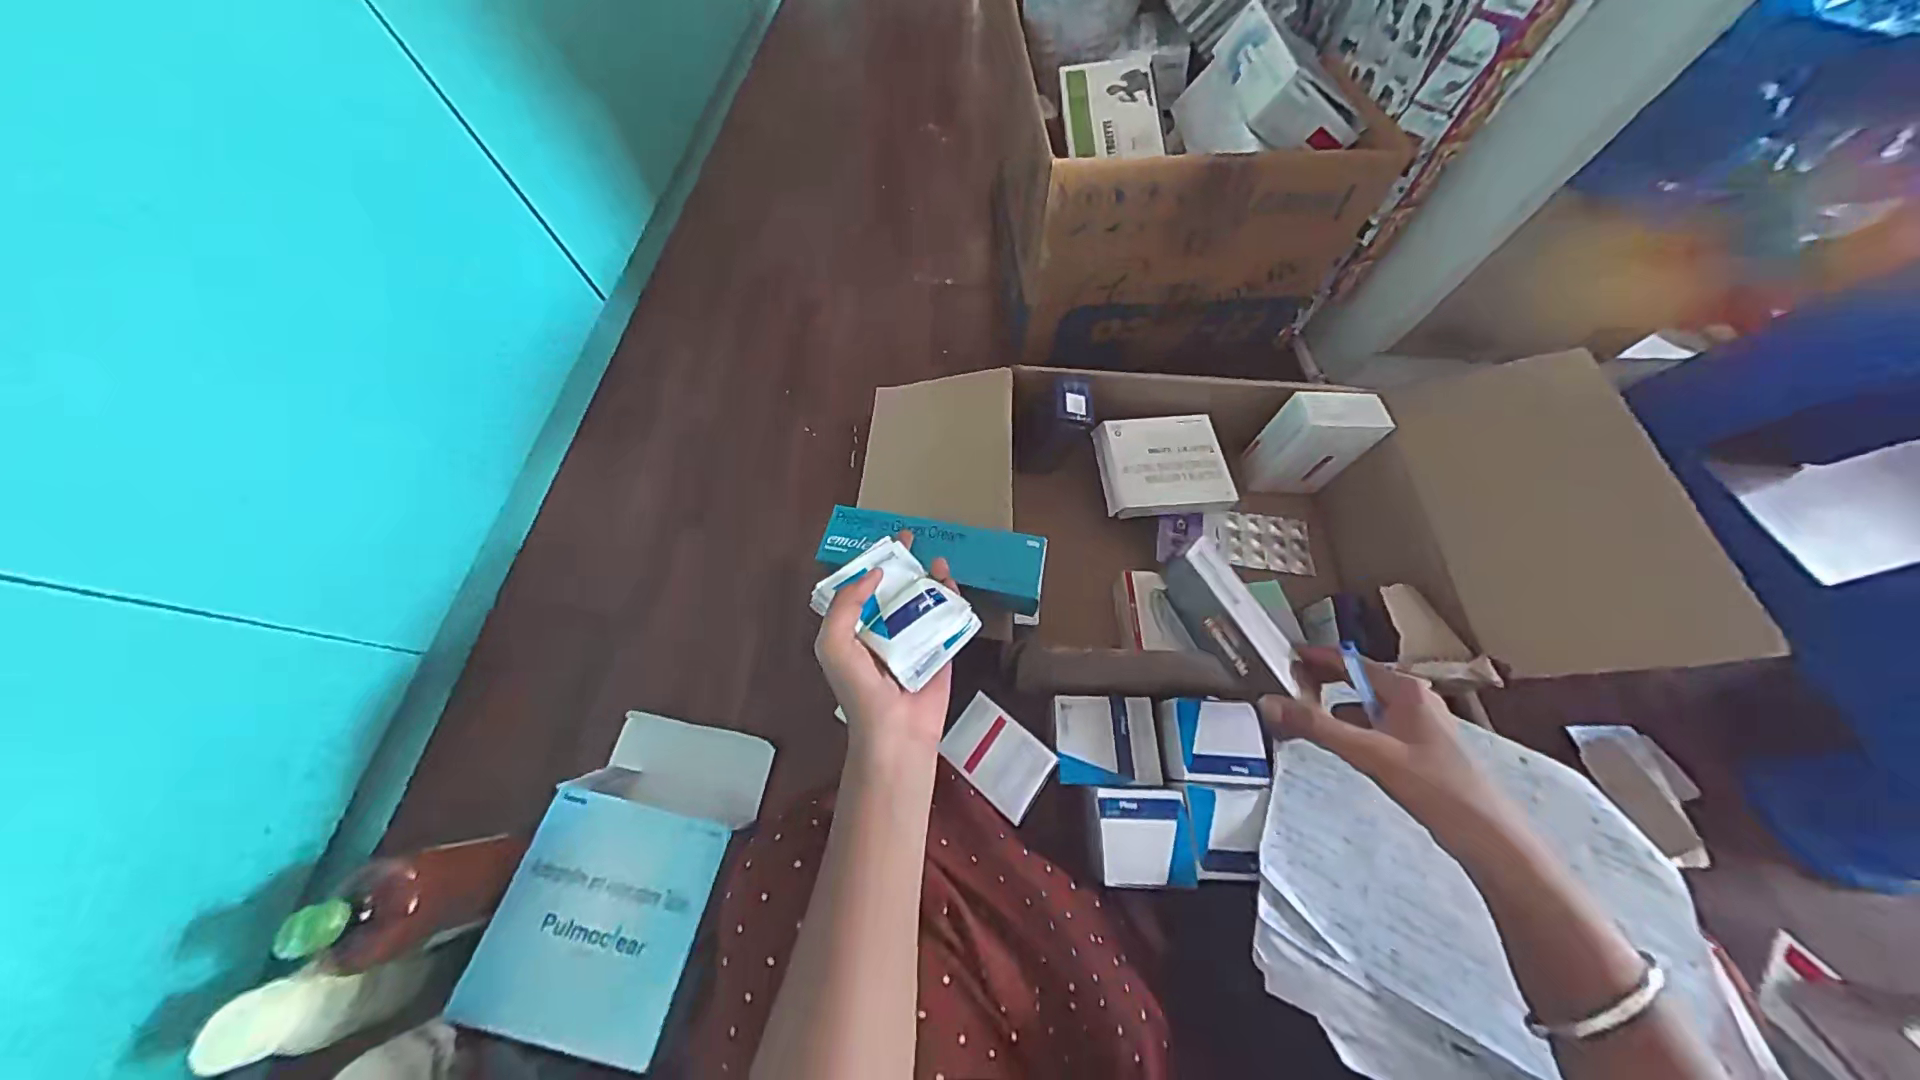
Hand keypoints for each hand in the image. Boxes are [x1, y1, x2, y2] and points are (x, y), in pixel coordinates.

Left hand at [814, 531, 956, 753]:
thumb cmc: (860, 691)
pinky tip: (951, 584)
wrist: (896, 730)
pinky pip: (946, 619)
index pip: (862, 588)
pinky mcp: (939, 649)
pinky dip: (951, 600)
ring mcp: (913, 639)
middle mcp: (884, 630)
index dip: (871, 563)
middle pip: (894, 588)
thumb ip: (845, 606)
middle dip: (902, 562)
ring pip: (922, 600)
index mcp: (856, 629)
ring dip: (929, 577)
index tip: (882, 543)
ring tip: (935, 560)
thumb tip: (872, 575)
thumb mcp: (834, 645)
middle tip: (911, 537)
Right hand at [1258, 646, 1513, 842]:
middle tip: (1288, 691)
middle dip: (1322, 683)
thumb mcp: (1368, 753)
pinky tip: (1339, 746)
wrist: (1488, 837)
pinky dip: (1350, 729)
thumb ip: (1316, 726)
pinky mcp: (1418, 747)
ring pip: (1364, 706)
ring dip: (1334, 709)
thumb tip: (1270, 704)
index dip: (1315, 657)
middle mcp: (1413, 699)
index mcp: (1405, 690)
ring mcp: (1418, 724)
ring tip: (1305, 720)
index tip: (1284, 657)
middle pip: (1356, 681)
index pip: (1349, 661)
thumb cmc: (1436, 787)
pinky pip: (1374, 727)